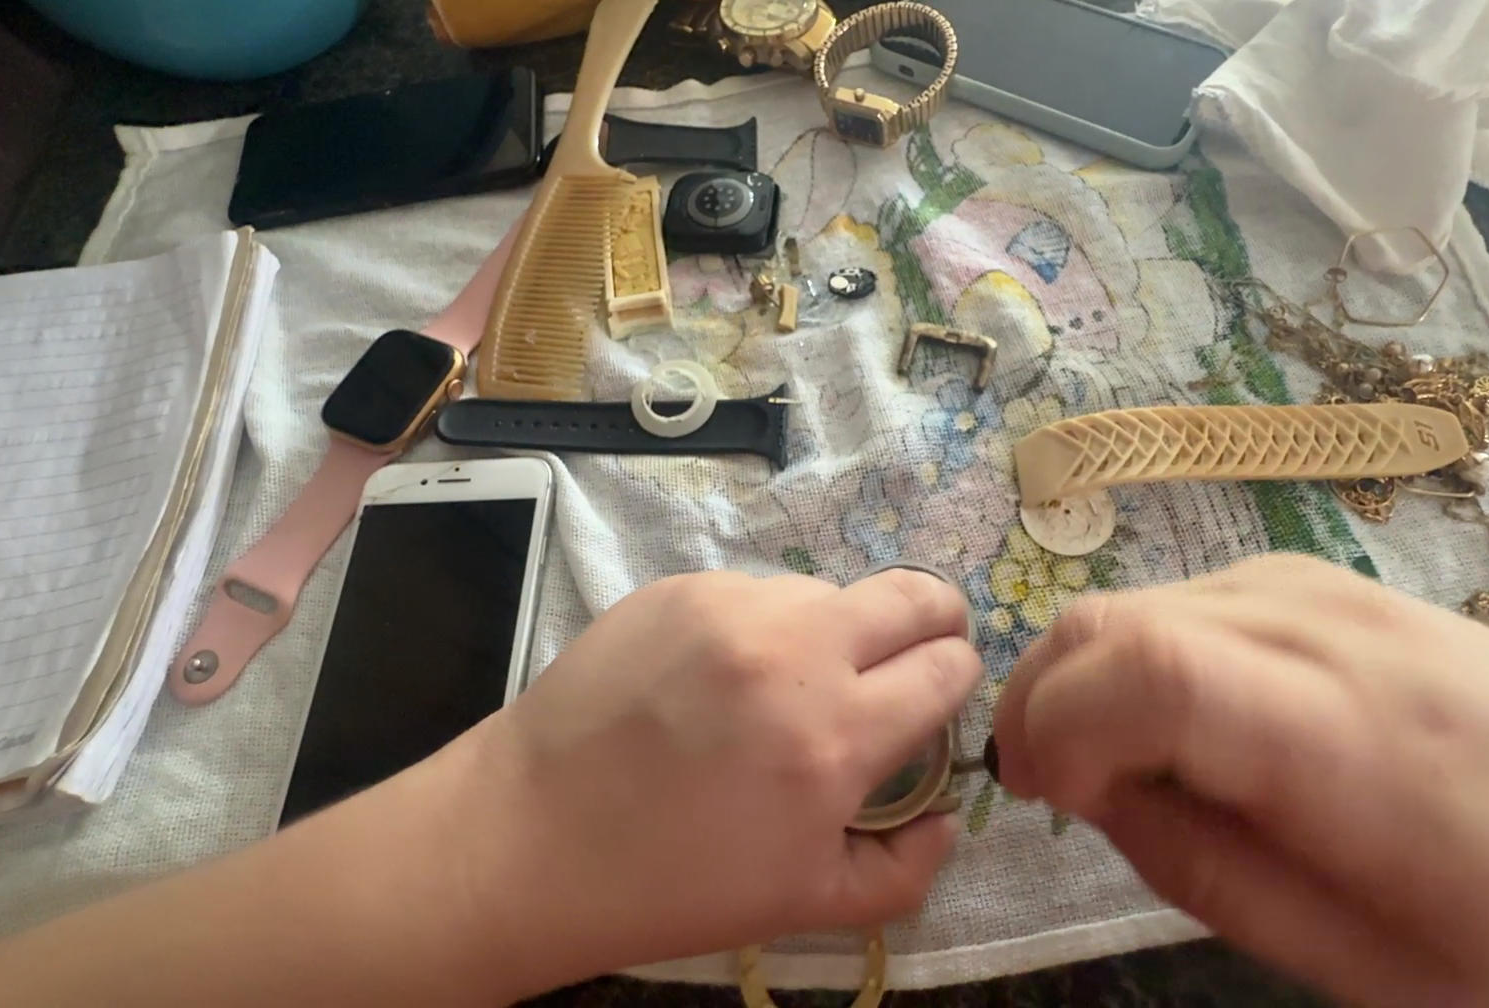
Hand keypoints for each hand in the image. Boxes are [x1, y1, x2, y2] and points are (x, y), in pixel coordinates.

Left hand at [467, 569, 980, 990]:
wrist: (532, 834)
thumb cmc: (673, 881)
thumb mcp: (805, 904)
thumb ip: (905, 868)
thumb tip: (946, 814)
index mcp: (836, 737)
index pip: (947, 668)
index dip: (956, 677)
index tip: (937, 692)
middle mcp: (794, 652)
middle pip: (915, 594)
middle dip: (935, 618)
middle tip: (915, 649)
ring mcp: (733, 606)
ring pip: (830, 592)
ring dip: (834, 630)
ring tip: (789, 679)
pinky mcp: (683, 585)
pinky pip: (757, 591)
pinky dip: (763, 624)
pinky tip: (721, 671)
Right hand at [992, 555, 1488, 1007]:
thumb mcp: (1356, 961)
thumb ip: (1193, 867)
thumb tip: (1086, 784)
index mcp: (1342, 735)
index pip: (1154, 675)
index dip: (1063, 724)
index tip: (1049, 796)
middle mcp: (1306, 625)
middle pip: (1105, 623)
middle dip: (1036, 700)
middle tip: (1039, 777)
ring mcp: (1291, 581)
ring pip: (1115, 606)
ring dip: (1070, 678)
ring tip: (1096, 752)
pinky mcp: (1285, 569)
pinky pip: (1156, 603)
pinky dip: (1117, 656)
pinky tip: (1159, 712)